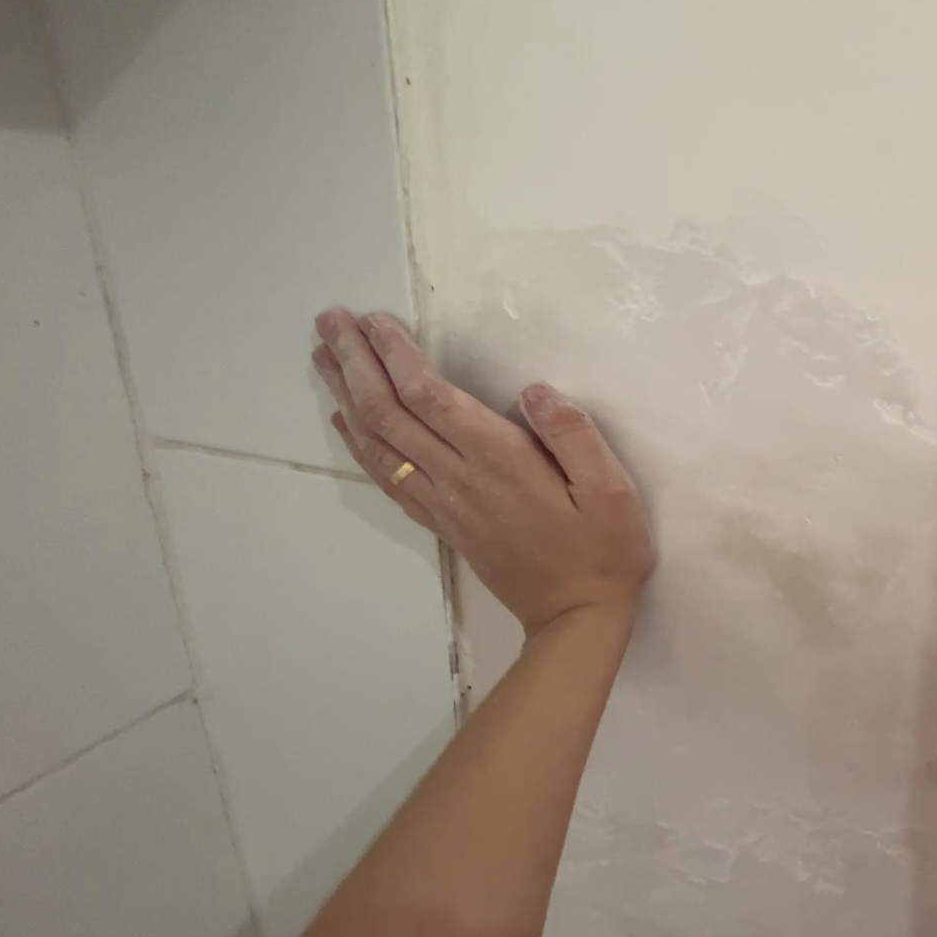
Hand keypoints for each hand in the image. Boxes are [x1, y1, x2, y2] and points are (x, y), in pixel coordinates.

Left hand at [312, 308, 654, 633]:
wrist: (578, 616)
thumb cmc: (605, 549)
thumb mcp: (612, 490)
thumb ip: (574, 436)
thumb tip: (534, 392)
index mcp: (502, 462)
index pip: (433, 398)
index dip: (398, 356)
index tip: (375, 320)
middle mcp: (461, 479)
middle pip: (391, 414)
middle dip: (358, 364)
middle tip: (330, 321)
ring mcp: (447, 504)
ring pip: (379, 443)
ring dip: (347, 396)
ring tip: (324, 356)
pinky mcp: (446, 524)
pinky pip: (388, 477)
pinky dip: (358, 445)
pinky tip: (346, 422)